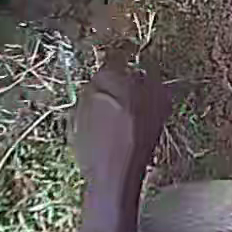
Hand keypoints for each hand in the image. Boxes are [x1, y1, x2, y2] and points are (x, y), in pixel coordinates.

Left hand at [70, 57, 169, 201]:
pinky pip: (90, 122)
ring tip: (126, 125)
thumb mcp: (159, 100)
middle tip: (136, 104)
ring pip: (98, 103)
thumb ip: (151, 81)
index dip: (131, 71)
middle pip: (107, 83)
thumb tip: (146, 75)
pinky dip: (100, 127)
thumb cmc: (138, 131)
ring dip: (109, 109)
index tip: (140, 79)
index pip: (119, 62)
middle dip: (120, 90)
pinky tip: (114, 139)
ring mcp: (78, 110)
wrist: (113, 170)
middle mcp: (88, 89)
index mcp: (108, 75)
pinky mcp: (73, 132)